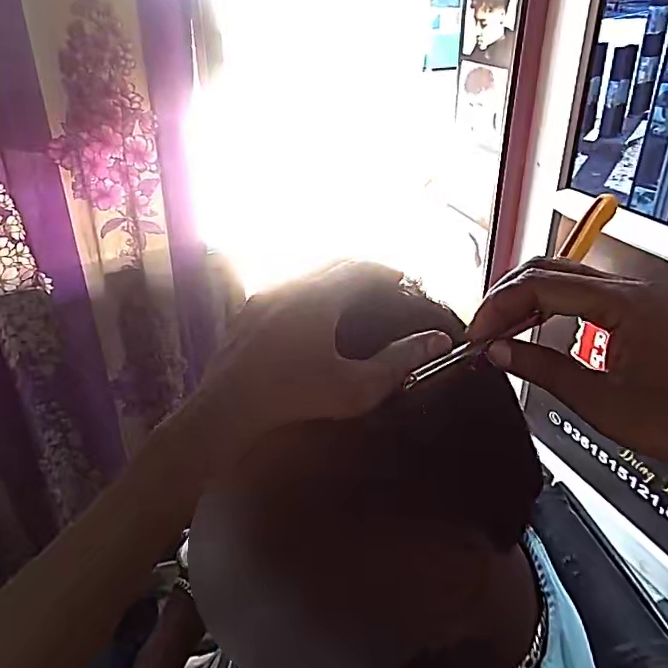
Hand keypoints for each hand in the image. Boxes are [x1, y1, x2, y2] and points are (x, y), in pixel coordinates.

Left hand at [181, 261, 451, 457]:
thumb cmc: (296, 396)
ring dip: (330, 276)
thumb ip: (399, 362)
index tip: (400, 276)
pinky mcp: (247, 310)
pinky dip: (305, 289)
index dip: (383, 269)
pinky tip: (307, 310)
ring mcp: (264, 296)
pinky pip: (284, 287)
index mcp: (319, 297)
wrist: (229, 404)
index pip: (359, 269)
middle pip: (331, 264)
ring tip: (347, 292)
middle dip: (359, 268)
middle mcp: (290, 286)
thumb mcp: (355, 386)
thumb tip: (438, 341)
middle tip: (379, 279)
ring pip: (304, 273)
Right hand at [469, 258, 667, 483]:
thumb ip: (541, 368)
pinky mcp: (640, 317)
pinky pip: (582, 297)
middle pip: (547, 271)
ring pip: (562, 279)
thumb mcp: (600, 401)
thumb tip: (498, 351)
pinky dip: (549, 308)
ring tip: (500, 329)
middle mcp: (629, 291)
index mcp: (622, 302)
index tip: (476, 333)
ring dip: (526, 300)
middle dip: (506, 296)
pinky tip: (535, 331)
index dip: (498, 307)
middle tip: (481, 328)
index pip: (538, 285)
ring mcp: (636, 301)